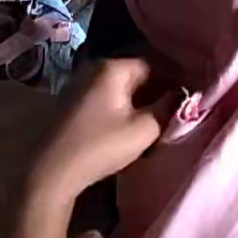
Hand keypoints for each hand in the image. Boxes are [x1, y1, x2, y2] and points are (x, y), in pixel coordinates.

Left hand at [27, 57, 174, 207]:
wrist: (50, 173)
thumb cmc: (100, 146)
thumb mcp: (144, 129)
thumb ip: (168, 108)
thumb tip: (182, 95)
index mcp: (113, 68)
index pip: (155, 65)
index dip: (173, 81)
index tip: (186, 99)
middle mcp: (95, 68)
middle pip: (137, 75)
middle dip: (157, 92)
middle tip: (173, 112)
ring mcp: (80, 84)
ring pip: (122, 88)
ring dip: (140, 101)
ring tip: (155, 121)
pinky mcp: (72, 103)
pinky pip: (107, 97)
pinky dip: (122, 107)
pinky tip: (130, 126)